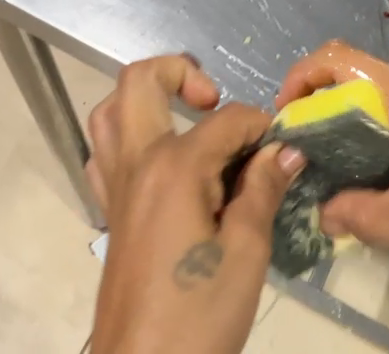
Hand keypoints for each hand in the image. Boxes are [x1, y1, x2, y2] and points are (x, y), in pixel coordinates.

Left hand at [87, 54, 305, 353]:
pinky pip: (103, 152)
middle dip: (182, 72)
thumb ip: (262, 191)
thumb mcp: (247, 254)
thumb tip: (285, 150)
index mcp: (175, 166)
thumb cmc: (199, 316)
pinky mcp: (109, 211)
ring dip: (146, 97)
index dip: (262, 127)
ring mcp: (116, 185)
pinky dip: (126, 136)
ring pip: (110, 109)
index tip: (283, 150)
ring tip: (185, 117)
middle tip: (214, 100)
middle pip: (142, 80)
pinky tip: (157, 159)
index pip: (227, 120)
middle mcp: (137, 161)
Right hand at [274, 40, 388, 267]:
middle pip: (353, 81)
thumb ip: (362, 216)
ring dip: (351, 135)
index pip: (336, 58)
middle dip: (320, 116)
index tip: (285, 123)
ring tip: (343, 184)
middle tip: (309, 166)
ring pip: (379, 105)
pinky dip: (380, 144)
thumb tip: (324, 212)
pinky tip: (388, 188)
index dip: (300, 79)